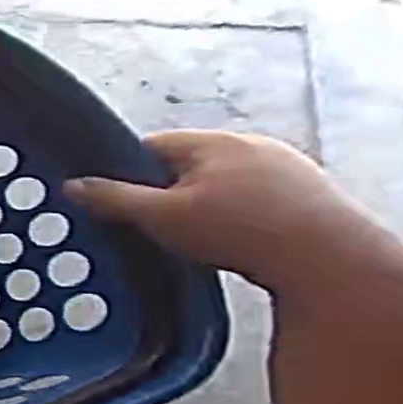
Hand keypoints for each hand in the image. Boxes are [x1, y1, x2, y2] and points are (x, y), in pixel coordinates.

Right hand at [64, 130, 384, 291]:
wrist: (330, 261)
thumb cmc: (240, 231)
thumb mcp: (160, 216)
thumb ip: (111, 198)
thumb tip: (71, 185)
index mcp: (215, 141)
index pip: (148, 145)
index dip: (120, 171)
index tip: (107, 200)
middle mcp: (252, 145)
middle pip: (181, 164)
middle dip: (158, 191)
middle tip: (143, 224)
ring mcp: (284, 168)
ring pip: (213, 182)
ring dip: (193, 205)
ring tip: (183, 238)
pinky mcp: (303, 194)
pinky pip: (244, 198)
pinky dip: (225, 216)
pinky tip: (222, 242)